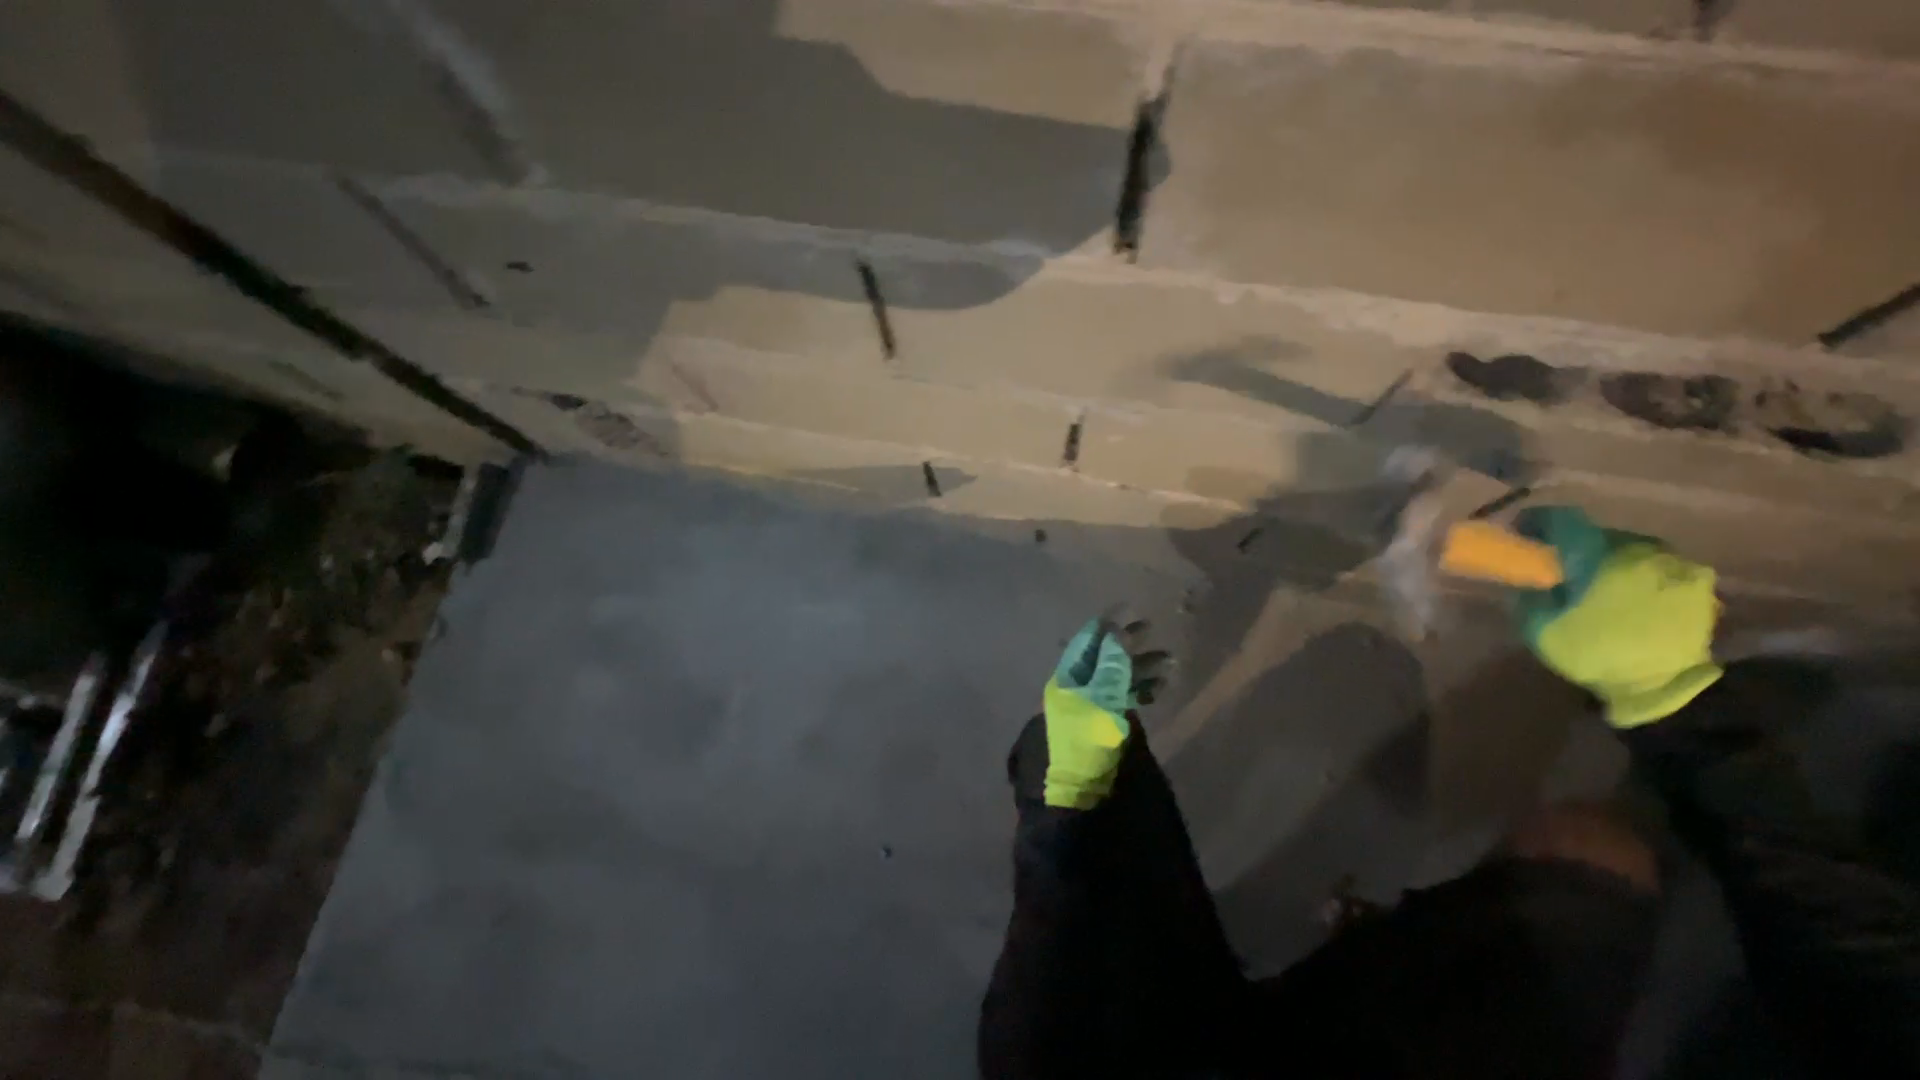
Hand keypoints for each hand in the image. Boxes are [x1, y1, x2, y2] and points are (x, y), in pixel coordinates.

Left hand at [1038, 618, 1165, 808]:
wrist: (1081, 789)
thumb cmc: (1086, 740)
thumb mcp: (1101, 699)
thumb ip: (1111, 665)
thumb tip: (1117, 631)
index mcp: (1068, 678)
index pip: (1087, 641)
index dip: (1108, 625)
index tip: (1131, 610)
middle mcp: (1076, 687)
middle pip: (1103, 657)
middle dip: (1128, 644)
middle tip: (1154, 630)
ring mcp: (1090, 705)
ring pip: (1116, 677)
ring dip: (1140, 667)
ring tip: (1169, 662)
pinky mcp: (1103, 723)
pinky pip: (1121, 697)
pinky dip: (1139, 690)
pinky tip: (1159, 688)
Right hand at [1513, 506, 1721, 728]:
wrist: (1670, 688)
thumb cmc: (1599, 654)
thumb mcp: (1542, 630)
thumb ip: (1530, 595)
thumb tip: (1528, 577)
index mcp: (1600, 554)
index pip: (1561, 520)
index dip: (1536, 524)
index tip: (1522, 535)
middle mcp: (1640, 548)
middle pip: (1597, 534)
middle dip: (1574, 547)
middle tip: (1559, 570)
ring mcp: (1674, 564)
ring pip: (1629, 551)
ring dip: (1608, 563)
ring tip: (1598, 589)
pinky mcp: (1697, 585)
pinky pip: (1655, 570)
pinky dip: (1636, 579)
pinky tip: (1628, 603)